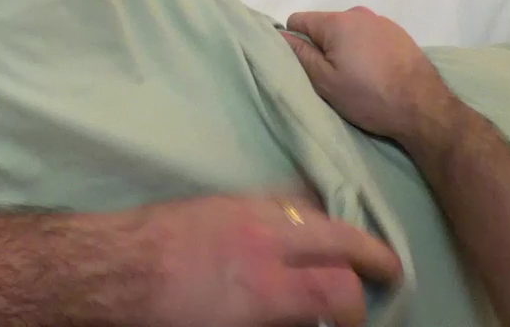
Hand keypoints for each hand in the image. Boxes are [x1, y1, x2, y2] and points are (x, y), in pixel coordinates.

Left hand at [112, 193, 399, 326]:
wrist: (120, 266)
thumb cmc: (170, 315)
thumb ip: (282, 318)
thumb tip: (311, 313)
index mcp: (267, 285)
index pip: (340, 289)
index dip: (358, 309)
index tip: (354, 321)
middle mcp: (263, 239)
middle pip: (335, 235)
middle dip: (369, 252)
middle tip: (389, 268)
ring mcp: (243, 210)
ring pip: (307, 207)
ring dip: (334, 225)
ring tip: (350, 243)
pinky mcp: (224, 197)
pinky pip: (276, 195)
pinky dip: (300, 207)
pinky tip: (302, 219)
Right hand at [283, 8, 462, 151]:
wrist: (427, 110)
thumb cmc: (370, 96)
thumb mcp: (325, 81)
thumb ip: (299, 54)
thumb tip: (280, 34)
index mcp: (336, 21)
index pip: (298, 21)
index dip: (298, 43)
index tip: (311, 67)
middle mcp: (358, 13)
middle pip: (324, 26)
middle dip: (324, 46)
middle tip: (337, 77)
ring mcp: (382, 21)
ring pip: (348, 31)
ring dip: (347, 48)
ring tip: (361, 77)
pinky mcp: (399, 33)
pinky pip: (369, 36)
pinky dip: (367, 49)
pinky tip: (379, 72)